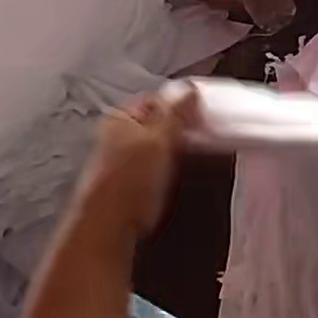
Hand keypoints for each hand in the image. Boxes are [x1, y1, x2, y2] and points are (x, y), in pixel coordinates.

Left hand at [73, 89, 196, 240]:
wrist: (108, 228)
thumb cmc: (127, 182)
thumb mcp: (157, 140)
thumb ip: (175, 113)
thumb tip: (189, 89)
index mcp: (120, 118)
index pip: (159, 100)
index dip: (185, 105)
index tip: (207, 115)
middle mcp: (121, 136)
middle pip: (162, 123)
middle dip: (186, 128)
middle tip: (209, 136)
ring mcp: (128, 161)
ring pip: (164, 146)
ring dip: (184, 150)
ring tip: (203, 156)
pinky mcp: (136, 183)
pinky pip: (163, 166)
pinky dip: (178, 167)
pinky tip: (188, 175)